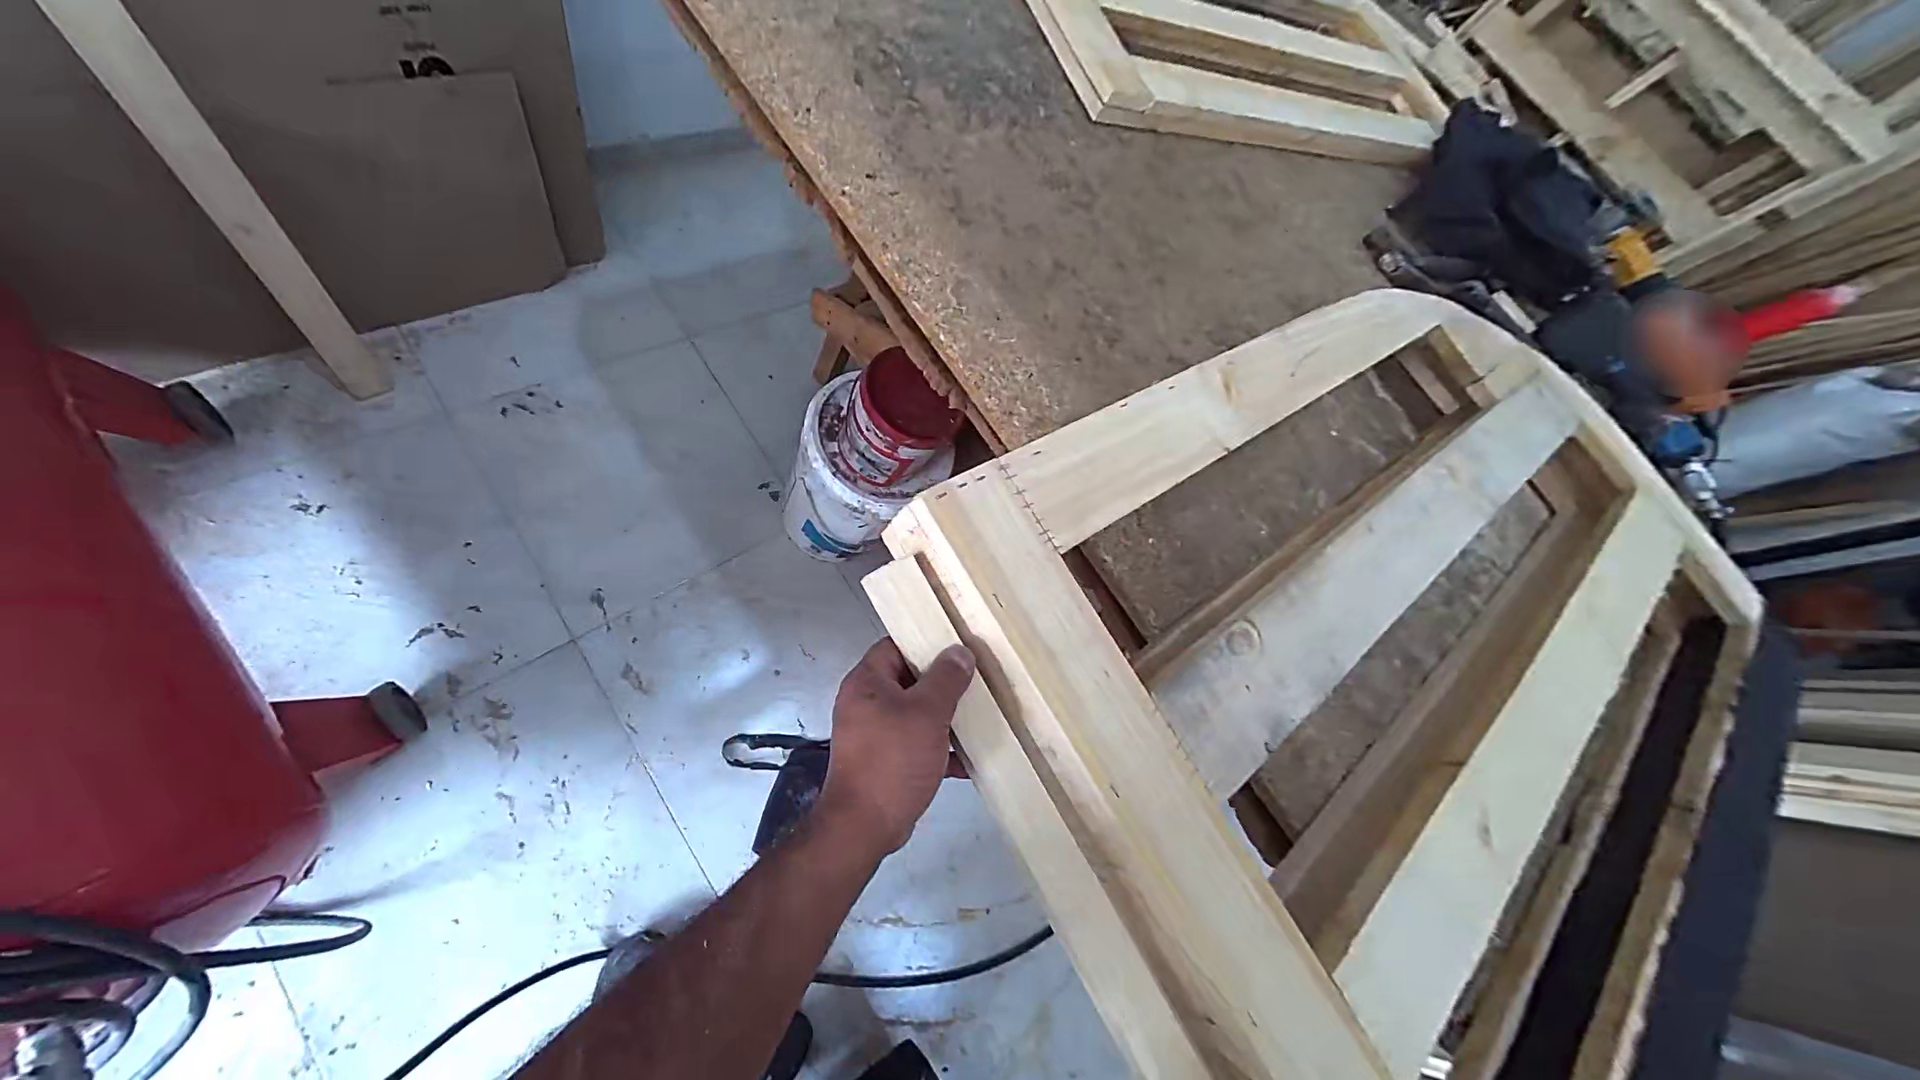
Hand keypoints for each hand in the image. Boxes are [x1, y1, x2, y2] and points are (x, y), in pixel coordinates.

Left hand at [818, 638, 975, 855]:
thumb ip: (946, 679)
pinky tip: (968, 759)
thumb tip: (960, 652)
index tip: (958, 643)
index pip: (895, 645)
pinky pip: (916, 744)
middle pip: (909, 679)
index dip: (926, 640)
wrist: (865, 826)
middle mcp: (866, 703)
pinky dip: (939, 748)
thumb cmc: (893, 759)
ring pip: (915, 713)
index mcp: (867, 682)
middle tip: (976, 678)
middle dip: (943, 681)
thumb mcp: (927, 712)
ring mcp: (874, 734)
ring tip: (979, 714)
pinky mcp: (885, 761)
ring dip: (945, 716)